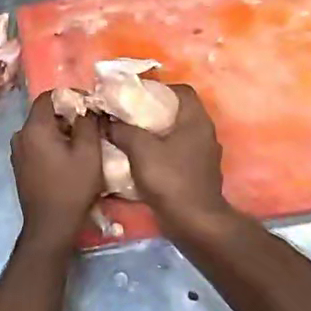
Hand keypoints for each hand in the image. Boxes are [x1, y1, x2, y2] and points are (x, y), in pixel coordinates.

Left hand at [11, 91, 103, 254]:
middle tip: (89, 124)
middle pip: (43, 113)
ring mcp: (16, 151)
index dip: (68, 95)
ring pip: (39, 130)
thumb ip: (88, 123)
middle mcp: (19, 135)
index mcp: (33, 128)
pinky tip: (67, 156)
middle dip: (66, 114)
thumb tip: (87, 107)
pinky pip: (35, 144)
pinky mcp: (19, 165)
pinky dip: (50, 143)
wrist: (50, 224)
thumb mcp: (89, 153)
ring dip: (59, 130)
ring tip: (81, 141)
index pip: (47, 96)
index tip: (87, 103)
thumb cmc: (72, 187)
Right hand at [104, 84, 232, 231]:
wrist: (194, 222)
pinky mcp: (197, 172)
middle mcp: (204, 134)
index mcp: (196, 121)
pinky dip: (160, 151)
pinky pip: (176, 152)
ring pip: (176, 133)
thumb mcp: (139, 148)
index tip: (136, 95)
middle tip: (127, 114)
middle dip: (152, 111)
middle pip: (178, 112)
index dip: (159, 88)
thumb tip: (106, 120)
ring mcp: (203, 155)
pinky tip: (140, 158)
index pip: (182, 91)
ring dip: (155, 132)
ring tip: (129, 135)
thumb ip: (122, 129)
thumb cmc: (170, 179)